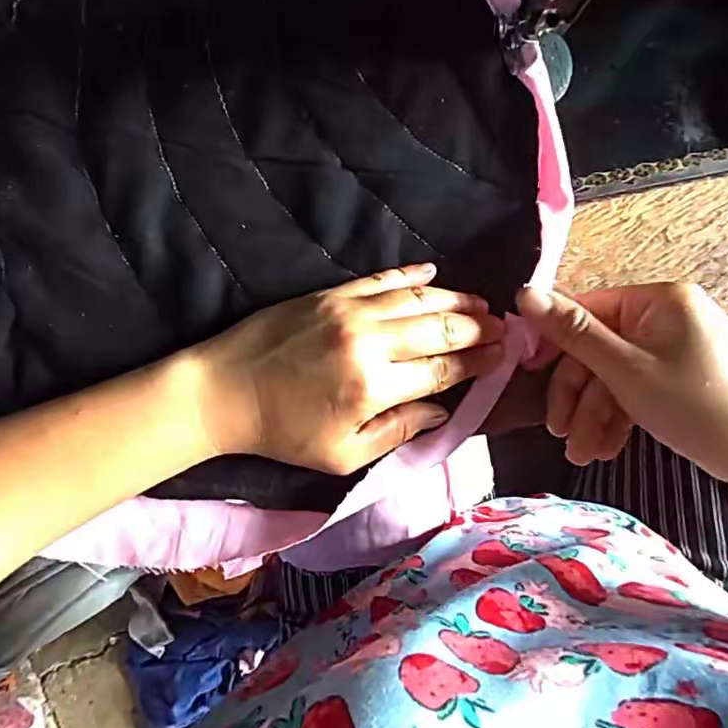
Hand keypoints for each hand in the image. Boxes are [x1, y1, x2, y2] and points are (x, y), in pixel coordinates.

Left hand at [197, 263, 504, 474]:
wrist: (223, 390)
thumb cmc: (282, 431)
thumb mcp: (342, 453)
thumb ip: (397, 432)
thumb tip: (441, 410)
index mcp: (374, 388)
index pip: (443, 370)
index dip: (478, 362)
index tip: (503, 355)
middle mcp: (368, 342)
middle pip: (439, 328)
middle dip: (477, 327)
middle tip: (504, 326)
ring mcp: (347, 312)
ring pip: (416, 299)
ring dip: (454, 298)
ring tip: (481, 301)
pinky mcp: (328, 295)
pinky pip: (379, 280)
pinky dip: (410, 276)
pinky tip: (432, 274)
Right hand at [516, 283, 727, 500]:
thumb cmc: (706, 411)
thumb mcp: (626, 370)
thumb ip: (571, 331)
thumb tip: (524, 292)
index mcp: (659, 300)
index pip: (584, 310)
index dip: (554, 346)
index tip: (530, 378)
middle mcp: (669, 317)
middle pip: (597, 349)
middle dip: (577, 396)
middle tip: (561, 431)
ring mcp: (680, 348)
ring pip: (614, 375)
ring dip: (593, 414)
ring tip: (583, 452)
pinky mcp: (686, 378)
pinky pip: (637, 388)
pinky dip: (618, 417)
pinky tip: (606, 446)